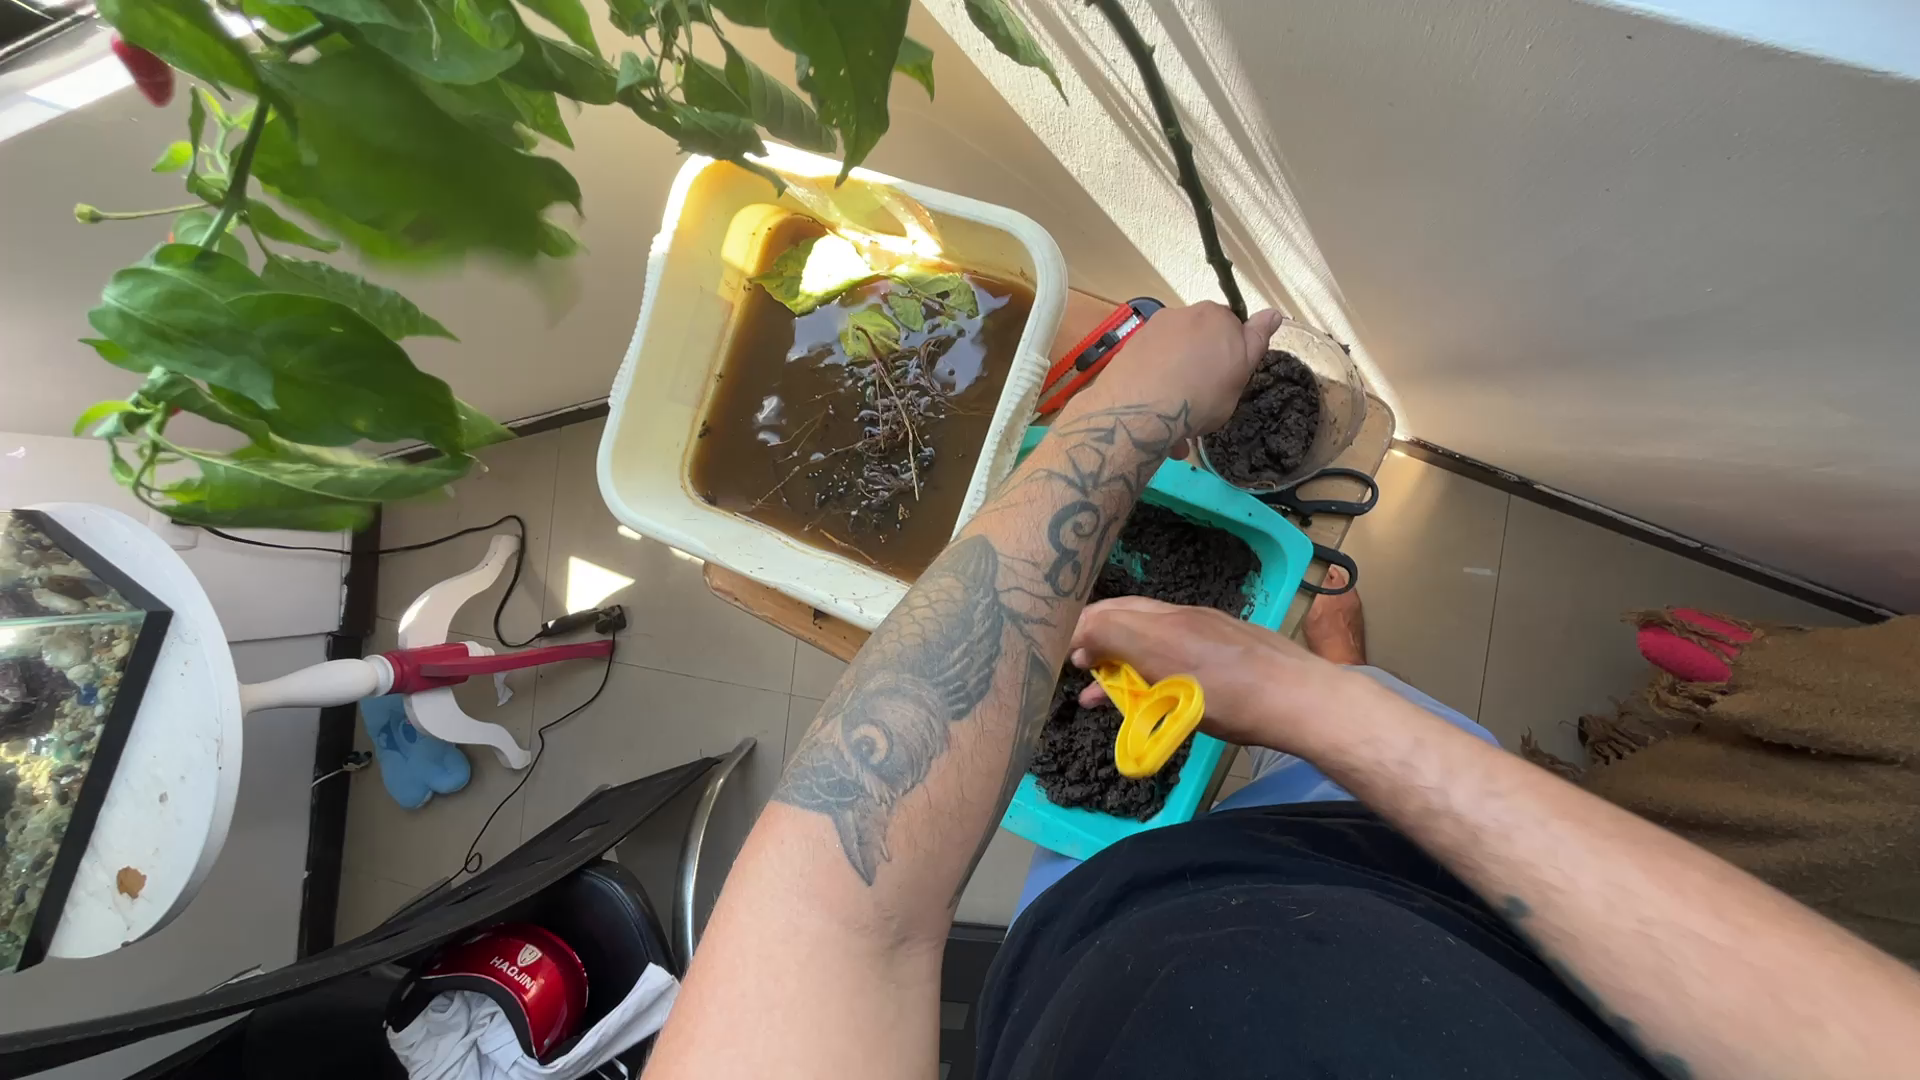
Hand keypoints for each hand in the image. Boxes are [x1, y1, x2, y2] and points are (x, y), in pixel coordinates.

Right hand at [1068, 596, 1357, 753]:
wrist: (1303, 699)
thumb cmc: (1232, 700)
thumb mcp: (1165, 687)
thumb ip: (1119, 657)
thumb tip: (1082, 649)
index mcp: (1160, 626)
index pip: (1101, 615)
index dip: (1075, 632)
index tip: (1060, 656)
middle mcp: (1178, 615)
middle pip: (1121, 614)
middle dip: (1093, 634)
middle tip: (1077, 663)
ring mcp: (1203, 622)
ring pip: (1145, 626)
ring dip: (1120, 647)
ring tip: (1105, 684)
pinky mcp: (1223, 632)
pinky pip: (1172, 633)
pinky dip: (1149, 651)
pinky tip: (1152, 674)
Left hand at [1070, 303, 1282, 435]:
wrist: (1140, 413)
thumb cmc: (1202, 394)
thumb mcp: (1241, 371)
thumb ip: (1255, 342)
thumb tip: (1272, 312)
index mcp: (1212, 315)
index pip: (1228, 329)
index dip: (1229, 357)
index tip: (1225, 382)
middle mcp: (1177, 316)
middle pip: (1195, 345)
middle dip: (1198, 375)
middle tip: (1201, 410)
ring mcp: (1147, 334)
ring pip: (1169, 364)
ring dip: (1175, 393)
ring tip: (1177, 433)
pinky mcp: (1124, 356)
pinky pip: (1147, 374)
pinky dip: (1153, 396)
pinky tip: (1155, 427)